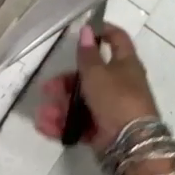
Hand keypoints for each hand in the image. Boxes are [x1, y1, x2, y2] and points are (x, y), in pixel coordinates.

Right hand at [36, 22, 158, 148]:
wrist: (132, 146)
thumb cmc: (116, 99)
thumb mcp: (98, 73)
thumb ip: (88, 54)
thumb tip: (86, 29)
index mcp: (125, 65)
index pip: (117, 40)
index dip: (102, 31)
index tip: (83, 30)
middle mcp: (118, 85)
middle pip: (88, 77)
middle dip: (65, 82)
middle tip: (47, 88)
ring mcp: (110, 109)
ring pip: (80, 102)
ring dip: (59, 107)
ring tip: (43, 114)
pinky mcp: (102, 130)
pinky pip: (79, 123)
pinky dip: (62, 124)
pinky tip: (44, 125)